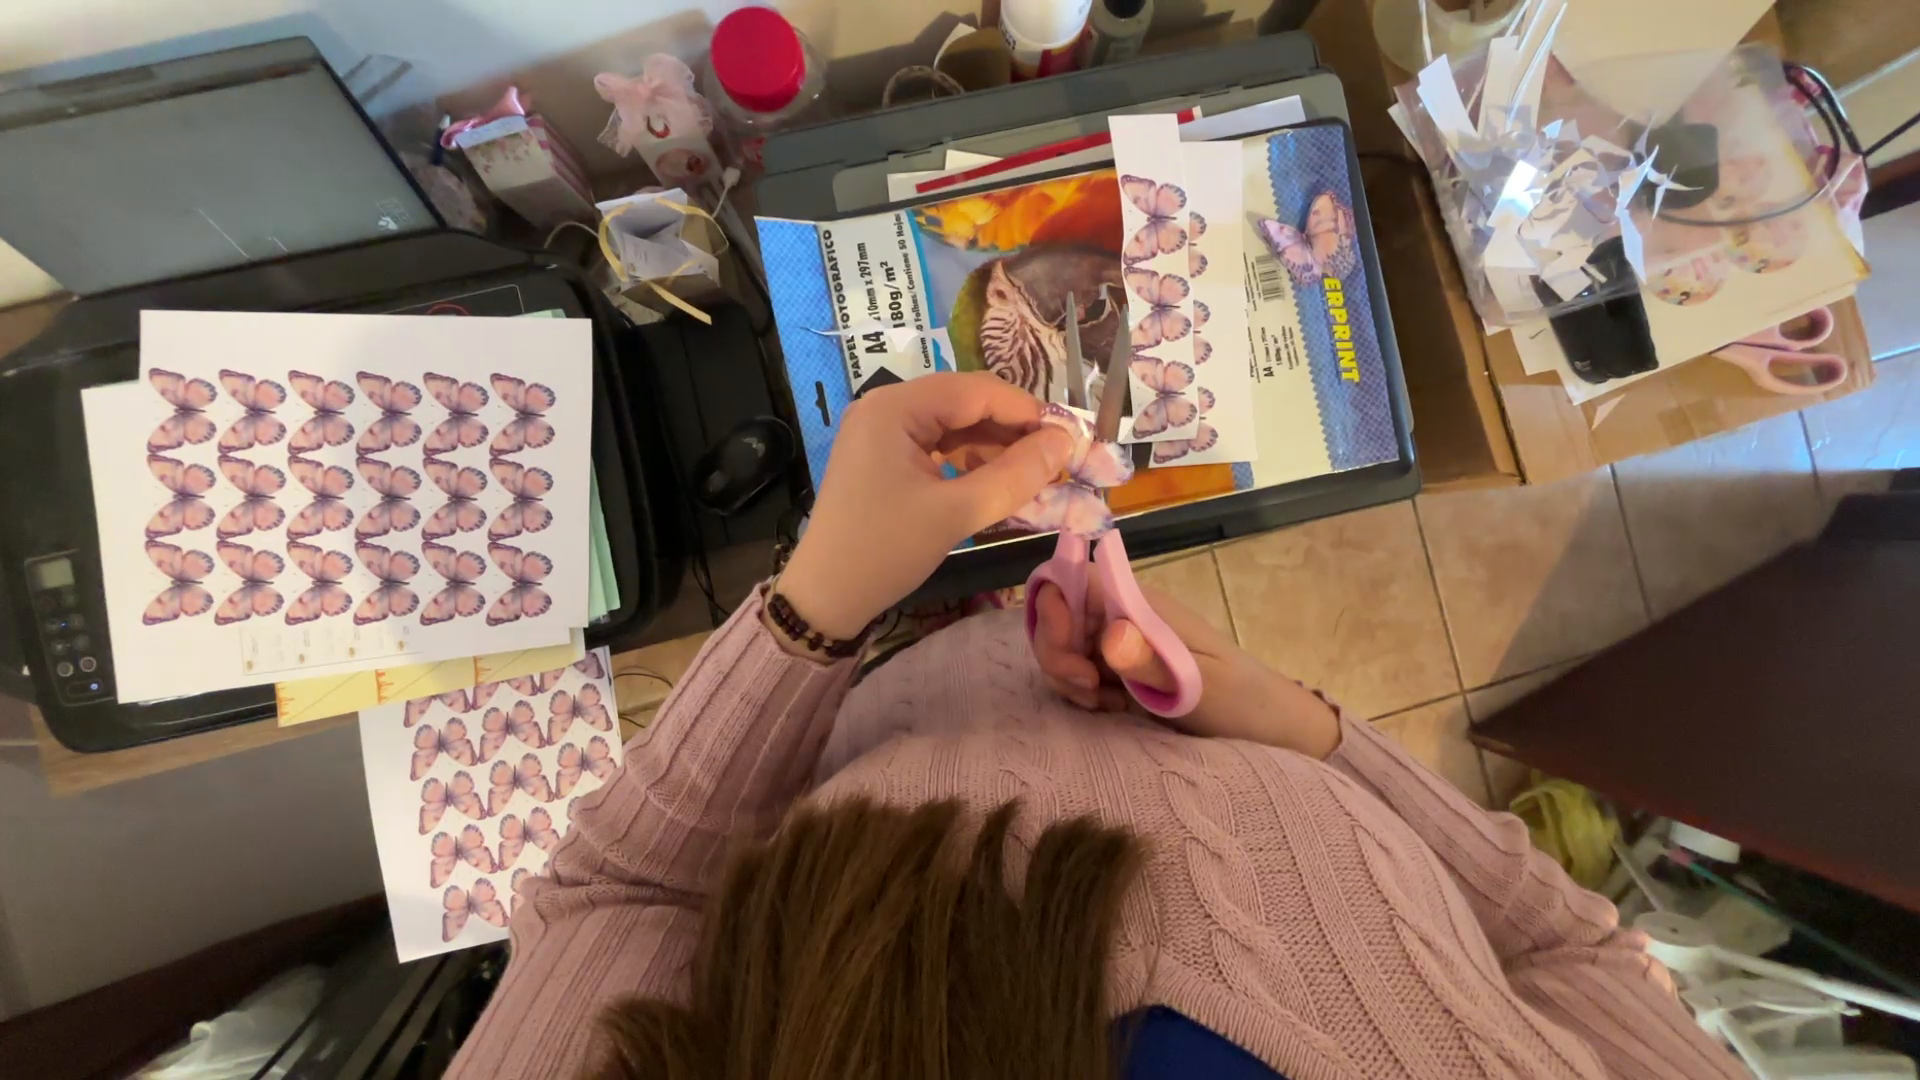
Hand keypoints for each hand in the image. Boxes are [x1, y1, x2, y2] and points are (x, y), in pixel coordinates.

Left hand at [774, 372, 1073, 643]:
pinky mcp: (884, 459)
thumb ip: (1015, 475)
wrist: (825, 598)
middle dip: (1012, 431)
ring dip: (994, 449)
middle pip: (965, 405)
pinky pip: (938, 449)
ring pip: (954, 428)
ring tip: (1034, 476)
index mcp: (895, 408)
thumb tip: (1064, 442)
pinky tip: (997, 484)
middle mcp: (886, 409)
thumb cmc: (885, 551)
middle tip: (1057, 460)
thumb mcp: (956, 513)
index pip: (976, 390)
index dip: (1026, 411)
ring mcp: (883, 434)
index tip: (1069, 438)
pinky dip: (970, 464)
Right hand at [1031, 577, 1341, 758]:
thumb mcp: (1200, 685)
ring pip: (1061, 646)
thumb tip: (1109, 635)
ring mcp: (1115, 642)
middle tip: (1088, 688)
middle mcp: (1120, 615)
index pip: (1073, 578)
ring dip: (1067, 678)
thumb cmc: (1239, 698)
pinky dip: (1079, 692)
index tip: (1069, 652)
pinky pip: (1075, 672)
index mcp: (1139, 603)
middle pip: (1057, 615)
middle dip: (1056, 654)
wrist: (1264, 726)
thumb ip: (1151, 662)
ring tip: (1103, 703)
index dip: (1053, 607)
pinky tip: (1109, 708)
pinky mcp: (1115, 670)